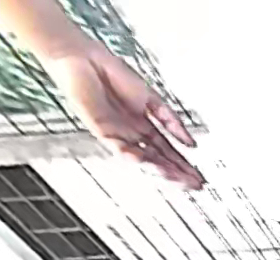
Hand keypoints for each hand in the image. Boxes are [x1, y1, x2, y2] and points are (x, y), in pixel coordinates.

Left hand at [44, 47, 203, 189]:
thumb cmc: (109, 71)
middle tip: (194, 185)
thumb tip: (192, 143)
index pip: (169, 153)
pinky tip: (144, 162)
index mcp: (145, 127)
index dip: (185, 167)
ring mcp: (117, 132)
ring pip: (142, 158)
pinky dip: (131, 155)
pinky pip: (117, 147)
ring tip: (176, 178)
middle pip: (159, 160)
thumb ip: (172, 122)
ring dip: (159, 169)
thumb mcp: (153, 100)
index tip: (199, 179)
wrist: (80, 55)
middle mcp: (132, 133)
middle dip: (178, 174)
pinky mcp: (99, 127)